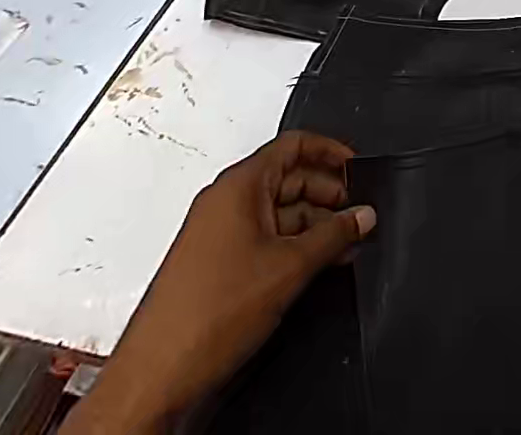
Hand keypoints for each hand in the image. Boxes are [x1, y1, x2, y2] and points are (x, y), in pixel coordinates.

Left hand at [63, 132, 374, 434]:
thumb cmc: (205, 316)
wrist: (159, 375)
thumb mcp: (291, 267)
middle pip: (289, 177)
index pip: (293, 145)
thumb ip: (334, 235)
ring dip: (315, 223)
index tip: (355, 167)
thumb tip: (361, 216)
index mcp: (239, 186)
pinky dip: (296, 243)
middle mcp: (226, 201)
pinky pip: (266, 235)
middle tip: (357, 213)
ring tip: (345, 243)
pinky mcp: (218, 260)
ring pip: (280, 209)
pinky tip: (318, 262)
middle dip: (327, 193)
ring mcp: (220, 230)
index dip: (329, 151)